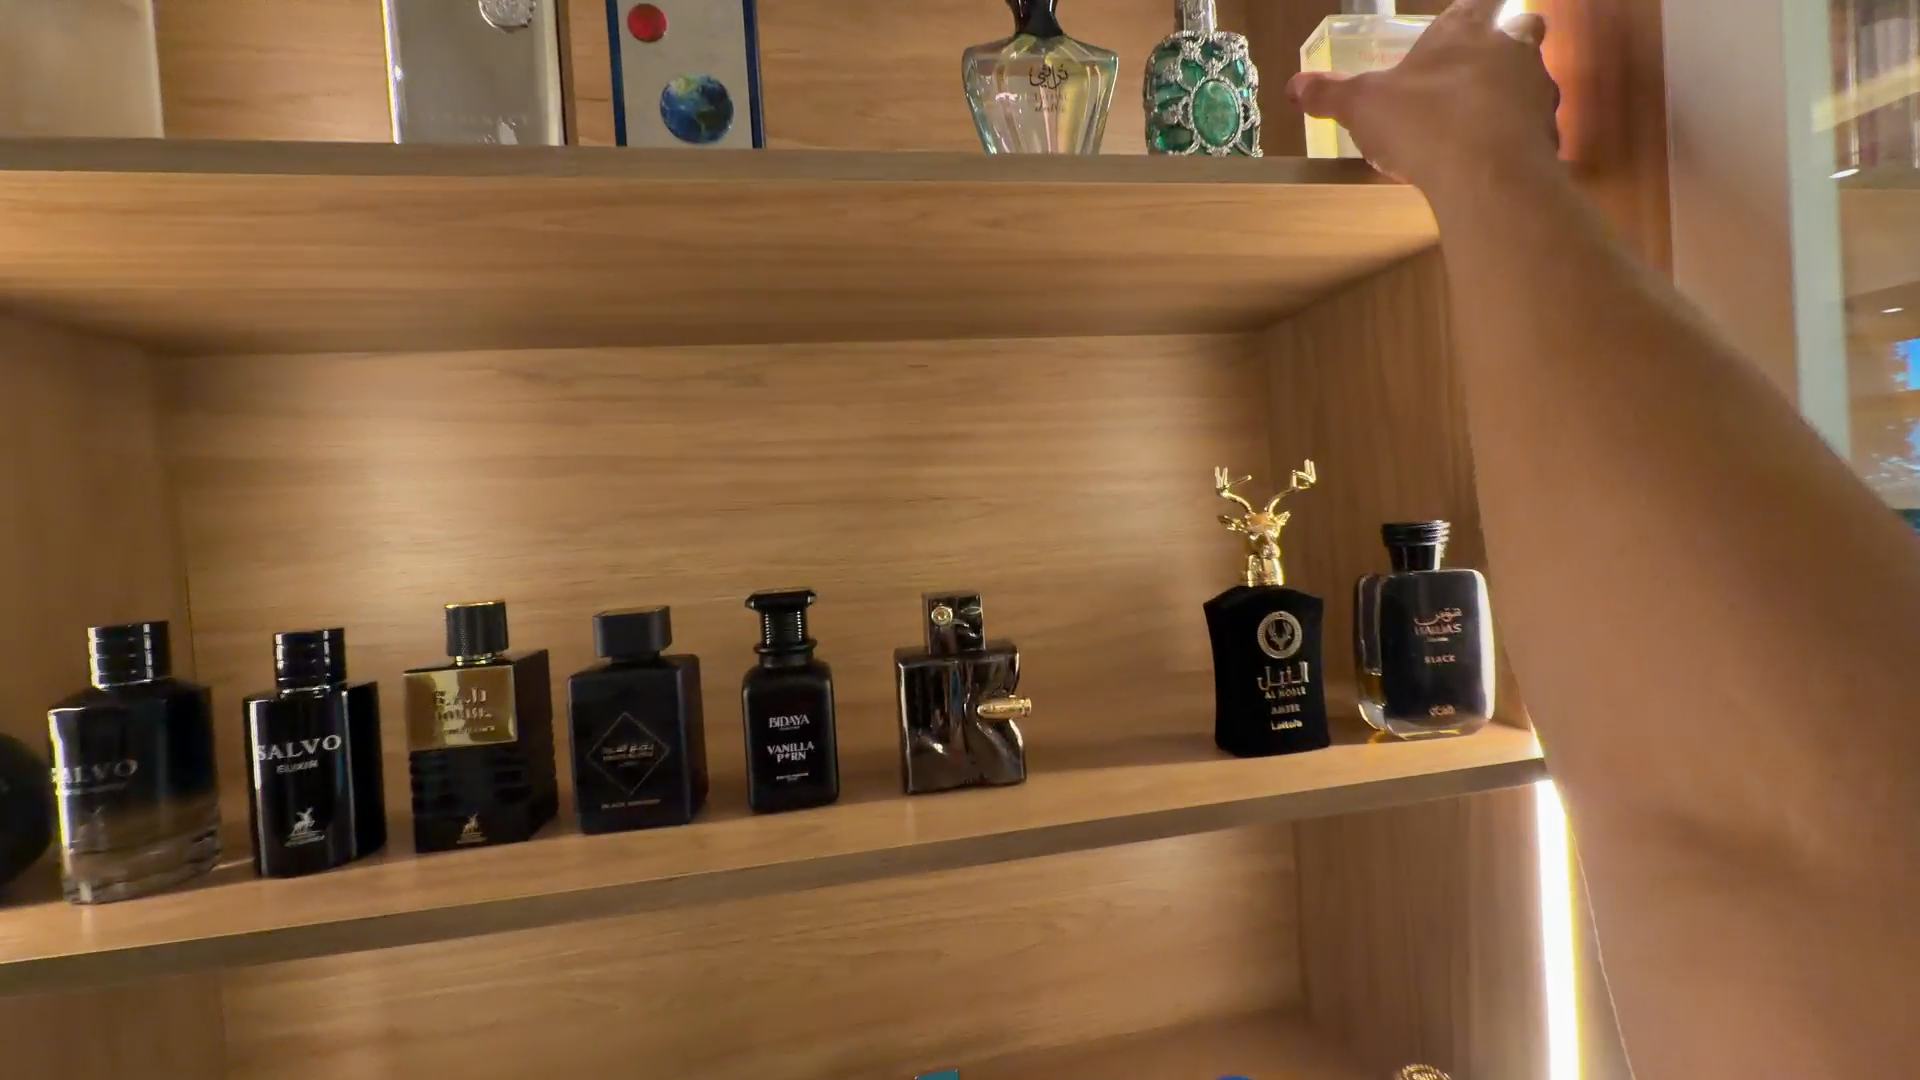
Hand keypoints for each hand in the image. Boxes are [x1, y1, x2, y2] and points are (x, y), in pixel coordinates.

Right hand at [1286, 0, 1559, 200]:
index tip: (1456, 29)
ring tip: (1471, 130)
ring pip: (1528, 78)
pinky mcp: (1546, 128)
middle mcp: (1510, 45)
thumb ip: (1330, 94)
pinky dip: (1510, 139)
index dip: (1468, 12)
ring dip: (1505, 96)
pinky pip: (1529, 126)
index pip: (1477, 1)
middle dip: (1502, 45)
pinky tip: (1484, 162)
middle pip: (1520, 28)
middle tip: (1472, 75)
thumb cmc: (1421, 121)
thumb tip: (1294, 85)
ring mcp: (1535, 86)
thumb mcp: (1361, 106)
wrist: (1483, 170)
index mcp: (1466, 29)